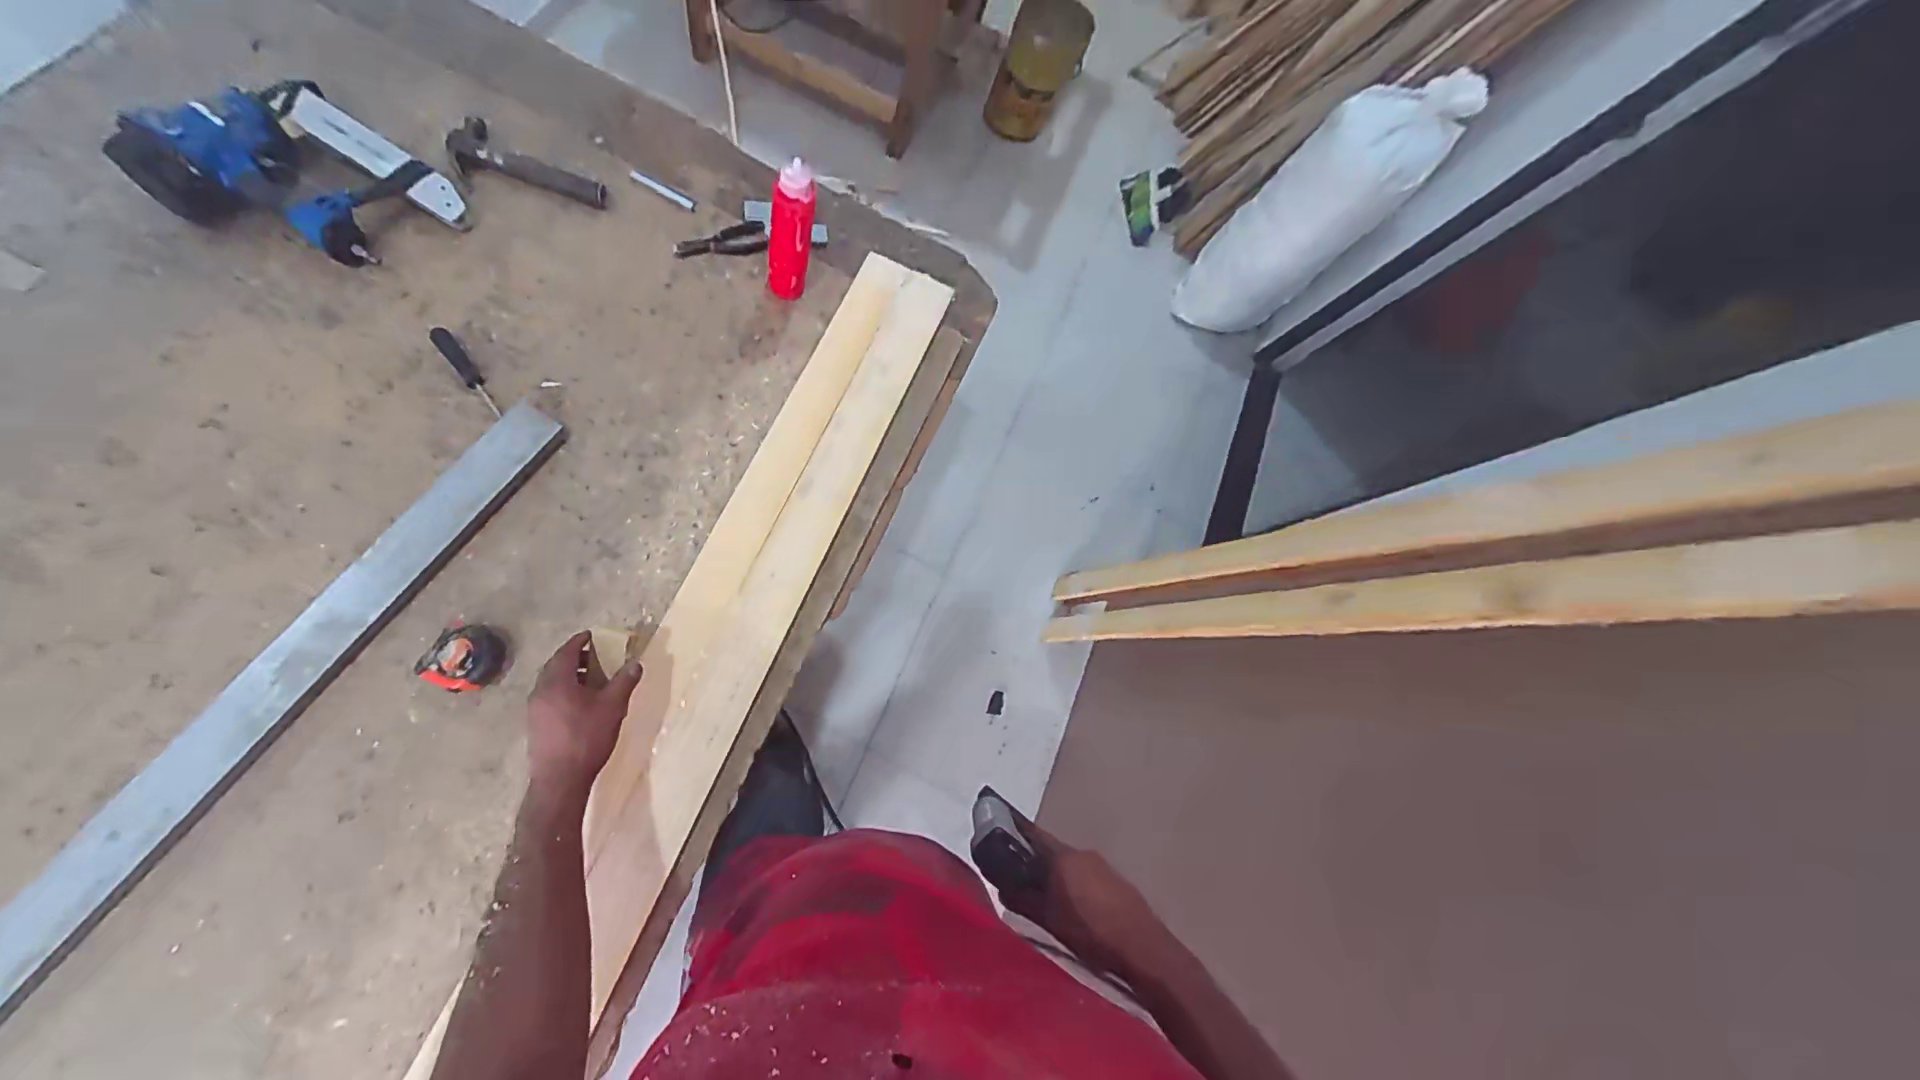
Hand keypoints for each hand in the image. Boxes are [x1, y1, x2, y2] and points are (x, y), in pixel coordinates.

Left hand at [525, 631, 643, 798]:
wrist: (560, 779)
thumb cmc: (587, 738)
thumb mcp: (613, 707)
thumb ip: (624, 681)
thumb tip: (636, 663)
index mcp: (557, 682)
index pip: (566, 653)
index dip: (579, 641)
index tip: (592, 635)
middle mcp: (540, 692)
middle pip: (555, 666)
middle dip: (574, 658)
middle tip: (594, 655)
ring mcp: (534, 710)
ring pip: (551, 683)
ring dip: (569, 675)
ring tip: (591, 679)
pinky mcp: (535, 725)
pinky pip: (549, 697)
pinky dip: (564, 690)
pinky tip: (580, 702)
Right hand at [997, 822, 1179, 982]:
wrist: (1143, 948)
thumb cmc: (1091, 934)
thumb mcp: (1050, 921)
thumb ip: (1023, 901)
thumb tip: (1002, 888)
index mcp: (1063, 857)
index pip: (1033, 834)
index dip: (1015, 832)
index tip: (999, 830)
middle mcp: (1082, 853)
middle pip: (1051, 850)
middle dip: (1034, 860)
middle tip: (1018, 876)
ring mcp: (1102, 865)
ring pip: (1069, 864)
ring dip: (1056, 875)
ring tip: (1045, 897)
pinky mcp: (1116, 880)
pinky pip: (1086, 874)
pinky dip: (1074, 883)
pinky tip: (1074, 906)